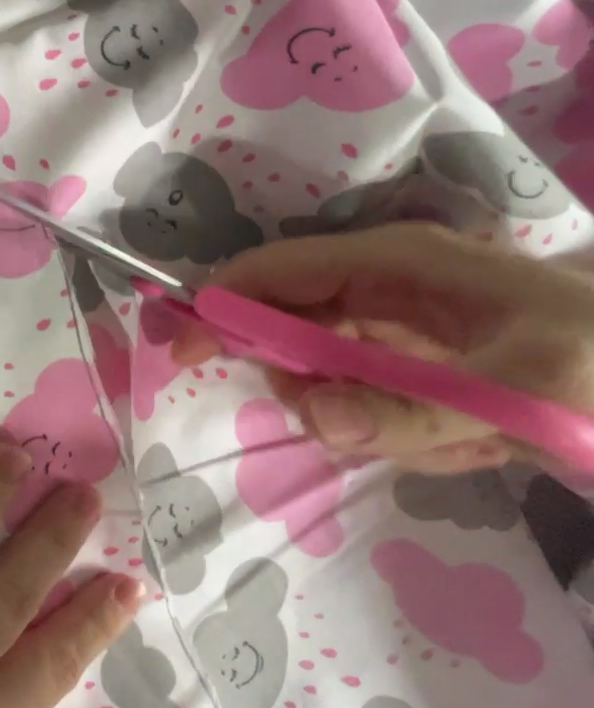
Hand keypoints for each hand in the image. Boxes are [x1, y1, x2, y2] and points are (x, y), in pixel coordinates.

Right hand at [176, 222, 593, 473]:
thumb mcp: (525, 395)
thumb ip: (411, 412)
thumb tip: (308, 418)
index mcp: (392, 262)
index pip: (270, 271)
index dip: (217, 305)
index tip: (183, 354)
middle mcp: (383, 284)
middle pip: (286, 323)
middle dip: (303, 380)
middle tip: (334, 422)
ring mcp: (402, 323)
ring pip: (325, 369)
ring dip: (365, 416)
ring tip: (447, 445)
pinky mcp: (421, 359)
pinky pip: (367, 395)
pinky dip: (398, 430)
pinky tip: (466, 445)